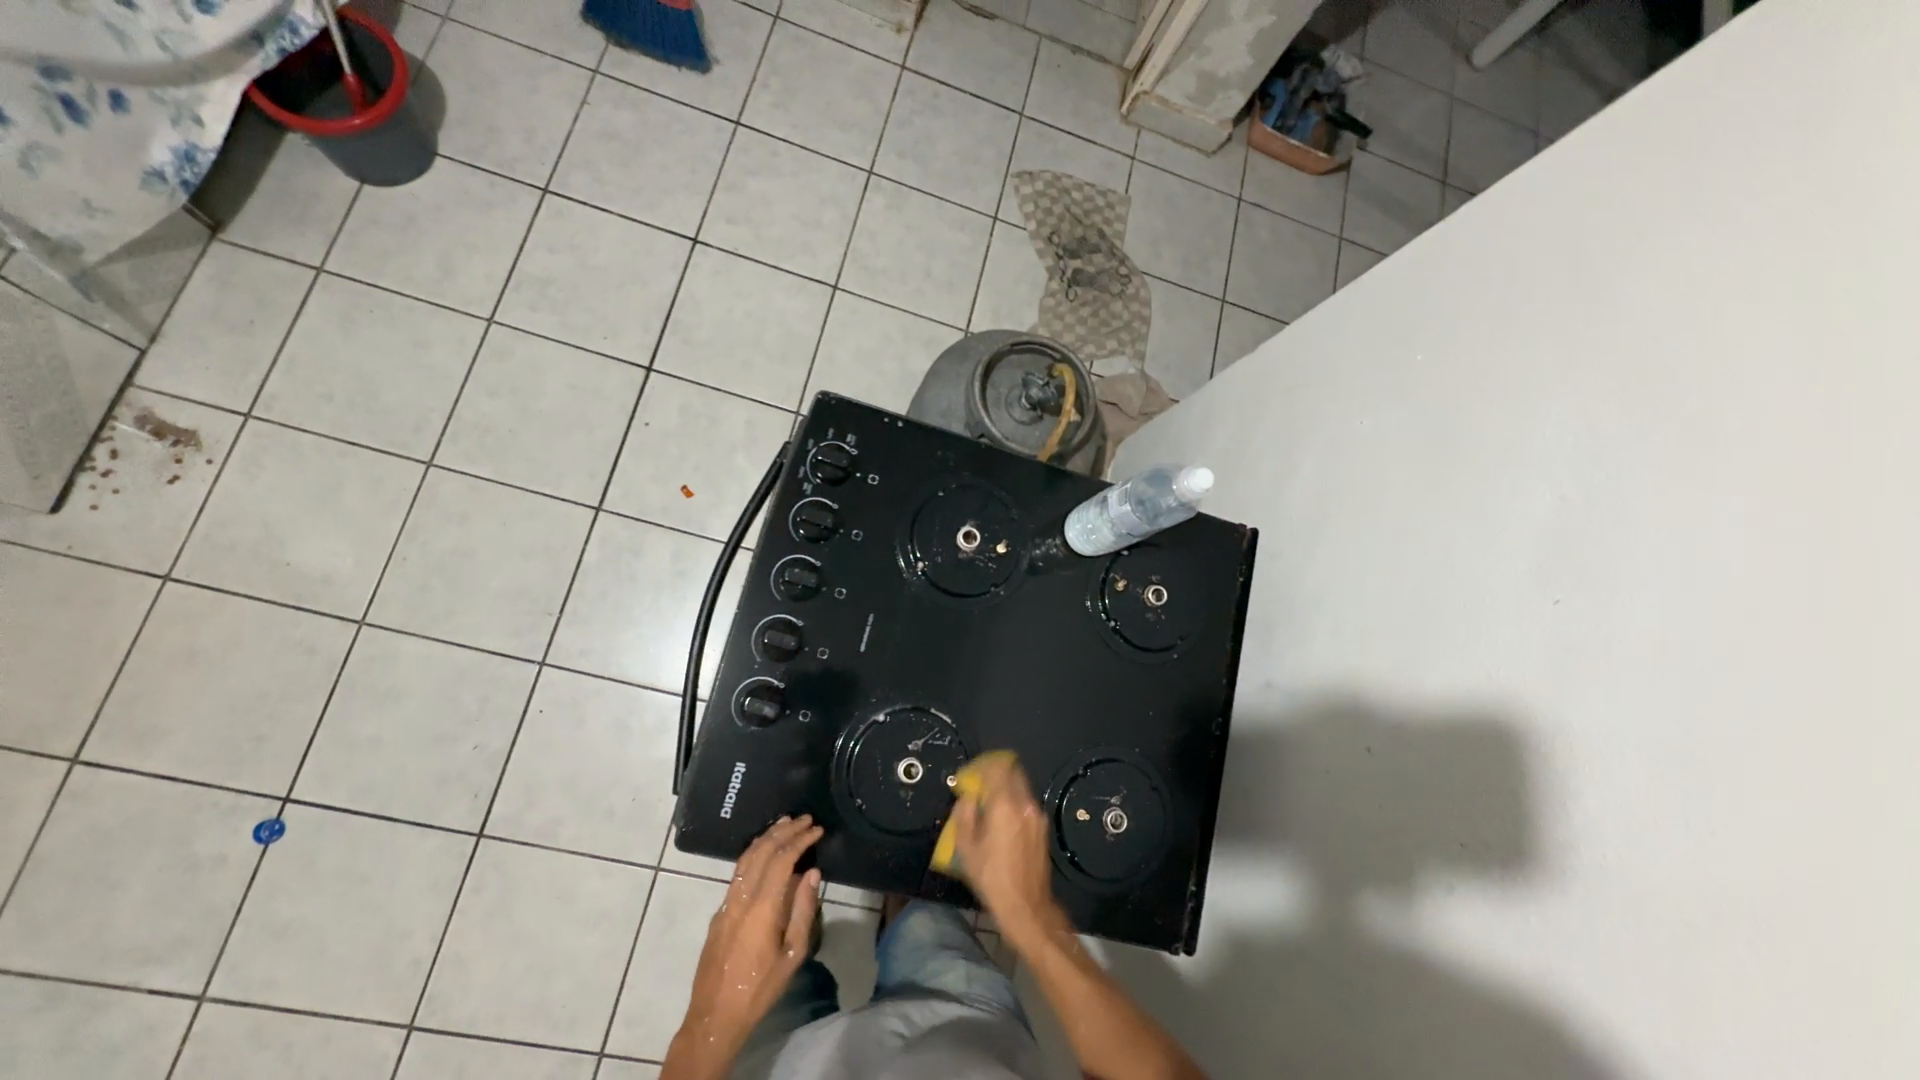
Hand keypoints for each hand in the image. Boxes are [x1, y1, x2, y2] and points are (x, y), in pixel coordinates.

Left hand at [676, 816, 822, 1057]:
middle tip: (805, 819)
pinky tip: (765, 853)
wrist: (715, 1016)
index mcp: (762, 908)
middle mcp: (741, 898)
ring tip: (785, 825)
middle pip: (761, 852)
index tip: (817, 829)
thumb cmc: (760, 988)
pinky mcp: (719, 913)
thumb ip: (804, 911)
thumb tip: (812, 873)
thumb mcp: (792, 955)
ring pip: (746, 859)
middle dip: (784, 831)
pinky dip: (754, 854)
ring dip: (766, 838)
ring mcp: (726, 904)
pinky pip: (738, 873)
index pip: (782, 860)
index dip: (800, 840)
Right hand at [948, 756, 1061, 942]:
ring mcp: (1037, 815)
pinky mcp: (1043, 827)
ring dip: (1005, 789)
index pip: (996, 768)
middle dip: (995, 774)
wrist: (1026, 905)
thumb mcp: (966, 847)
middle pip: (1012, 772)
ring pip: (1021, 788)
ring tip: (988, 807)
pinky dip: (1014, 804)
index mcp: (1004, 805)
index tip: (969, 776)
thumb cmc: (991, 877)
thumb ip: (964, 813)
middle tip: (979, 787)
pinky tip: (1002, 822)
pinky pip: (1026, 804)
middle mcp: (1025, 804)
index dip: (981, 767)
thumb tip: (968, 795)